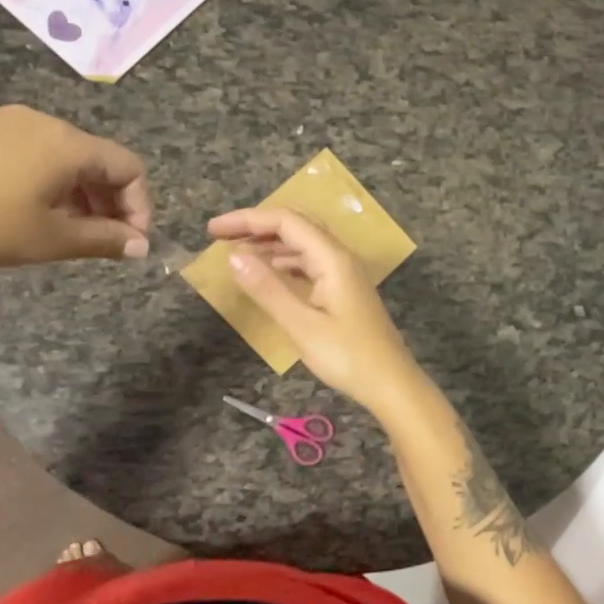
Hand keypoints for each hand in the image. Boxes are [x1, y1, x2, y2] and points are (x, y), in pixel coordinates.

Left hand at [0, 106, 151, 274]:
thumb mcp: (50, 239)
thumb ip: (103, 241)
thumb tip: (141, 246)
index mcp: (67, 143)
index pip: (129, 167)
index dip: (141, 208)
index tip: (132, 246)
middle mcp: (39, 122)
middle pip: (96, 159)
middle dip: (110, 203)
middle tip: (102, 245)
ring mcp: (0, 121)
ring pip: (59, 158)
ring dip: (76, 197)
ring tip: (60, 235)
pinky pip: (26, 155)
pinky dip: (42, 185)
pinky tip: (18, 215)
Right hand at [208, 207, 424, 412]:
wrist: (391, 383)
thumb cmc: (348, 357)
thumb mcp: (302, 325)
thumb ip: (267, 289)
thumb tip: (234, 256)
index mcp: (332, 259)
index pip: (285, 221)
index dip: (246, 219)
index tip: (212, 231)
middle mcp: (341, 259)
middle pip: (296, 226)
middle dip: (257, 226)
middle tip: (221, 236)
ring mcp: (345, 275)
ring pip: (304, 245)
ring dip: (270, 244)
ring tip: (238, 254)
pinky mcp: (346, 292)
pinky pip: (311, 264)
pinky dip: (286, 263)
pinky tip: (270, 274)